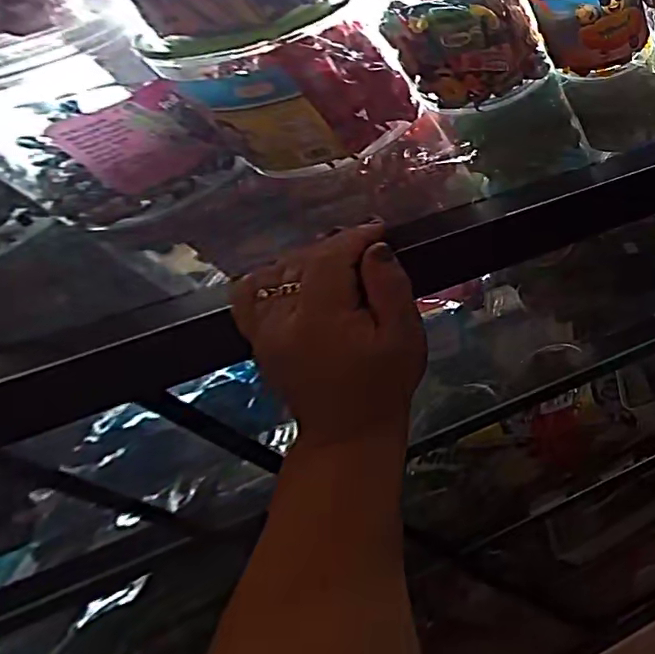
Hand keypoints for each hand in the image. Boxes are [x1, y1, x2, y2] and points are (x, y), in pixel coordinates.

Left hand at [231, 223, 424, 447]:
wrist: (349, 425)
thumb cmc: (387, 379)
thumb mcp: (404, 333)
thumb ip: (390, 288)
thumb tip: (376, 249)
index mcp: (319, 318)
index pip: (326, 259)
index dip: (353, 237)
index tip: (380, 228)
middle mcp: (281, 320)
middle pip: (300, 262)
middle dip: (336, 245)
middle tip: (371, 242)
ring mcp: (263, 330)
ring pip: (276, 273)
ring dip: (309, 257)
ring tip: (342, 258)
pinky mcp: (259, 338)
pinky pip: (250, 294)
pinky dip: (273, 275)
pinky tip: (298, 274)